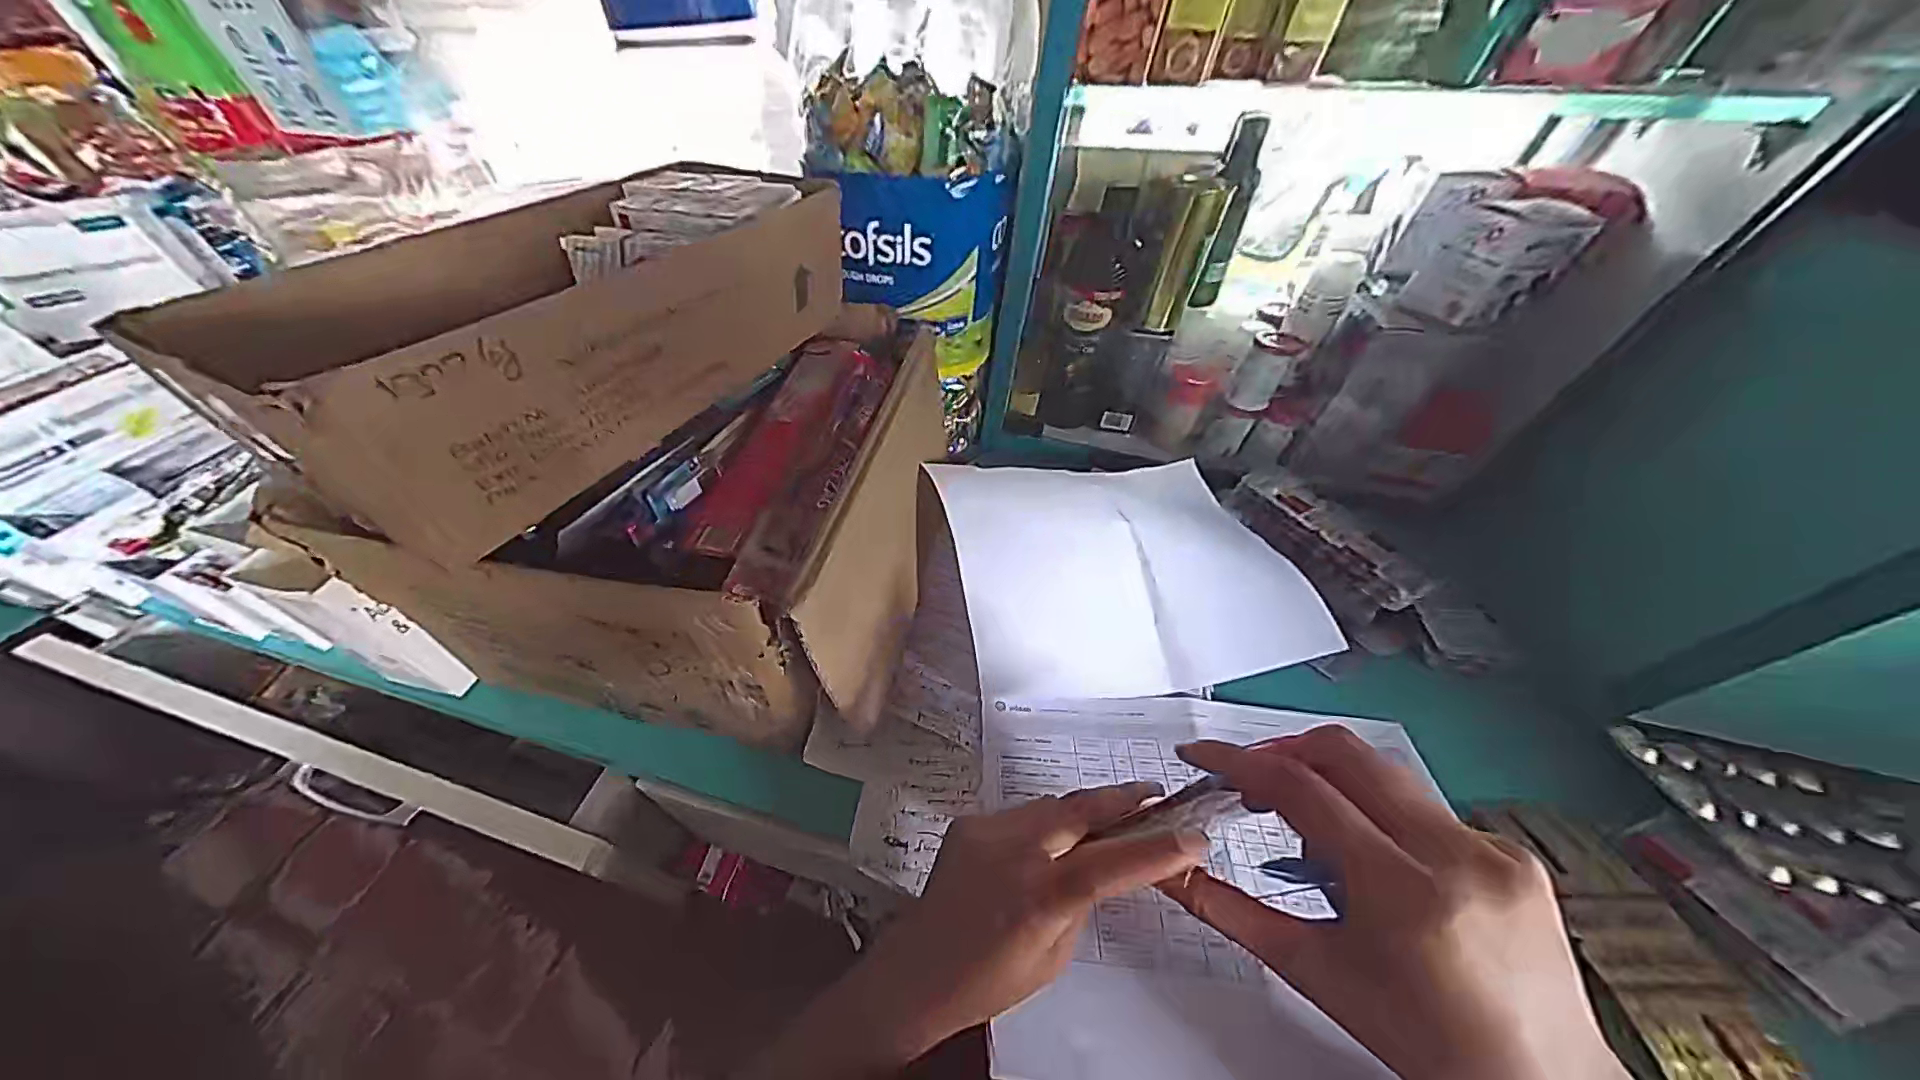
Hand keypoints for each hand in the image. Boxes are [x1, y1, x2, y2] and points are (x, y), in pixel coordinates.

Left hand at [741, 782, 1205, 1078]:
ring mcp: (988, 831)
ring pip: (1052, 806)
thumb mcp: (1053, 955)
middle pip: (1081, 810)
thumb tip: (1100, 864)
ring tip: (1110, 812)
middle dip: (1124, 798)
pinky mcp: (970, 822)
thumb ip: (1080, 902)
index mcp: (1040, 897)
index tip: (1192, 838)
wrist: (918, 969)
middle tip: (1155, 794)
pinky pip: (1022, 814)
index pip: (1111, 863)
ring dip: (1083, 809)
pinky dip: (1045, 821)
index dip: (1157, 849)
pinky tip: (1050, 837)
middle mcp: (1014, 852)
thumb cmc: (990, 979)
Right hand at [1162, 727, 1627, 1079]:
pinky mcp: (1513, 852)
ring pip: (1383, 772)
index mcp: (1402, 890)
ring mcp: (1493, 849)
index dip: (1238, 761)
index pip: (1299, 788)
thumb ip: (1231, 910)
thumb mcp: (1314, 970)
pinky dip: (1377, 811)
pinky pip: (1423, 803)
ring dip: (1328, 779)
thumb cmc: (1424, 1041)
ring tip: (1306, 825)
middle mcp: (1457, 855)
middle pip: (1344, 753)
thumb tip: (1172, 871)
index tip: (1204, 755)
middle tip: (1250, 779)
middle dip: (1282, 751)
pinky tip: (1370, 856)